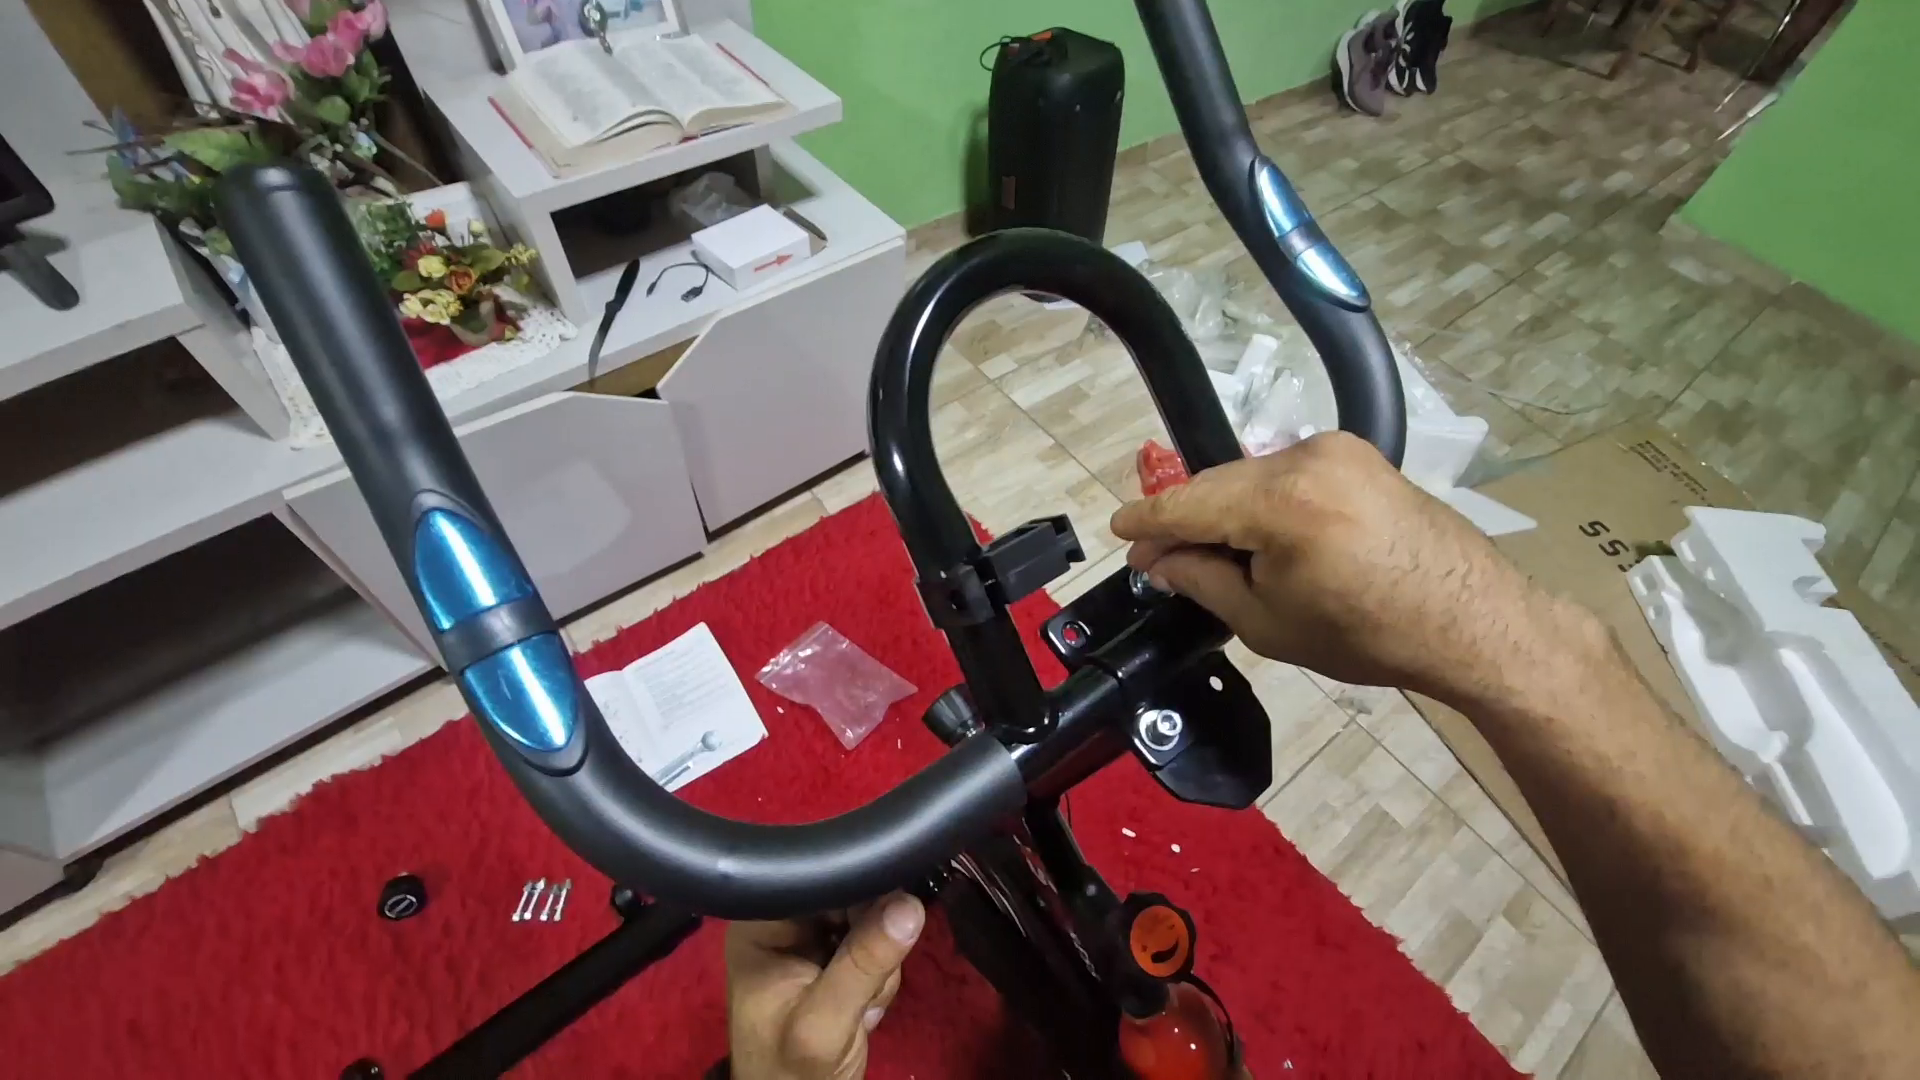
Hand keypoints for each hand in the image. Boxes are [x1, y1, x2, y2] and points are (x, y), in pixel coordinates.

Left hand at [725, 892, 924, 1079]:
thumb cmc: (791, 1077)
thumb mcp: (824, 1026)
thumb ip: (863, 964)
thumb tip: (909, 905)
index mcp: (762, 924)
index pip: (815, 876)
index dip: (856, 883)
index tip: (885, 908)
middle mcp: (786, 921)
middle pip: (850, 890)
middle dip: (872, 931)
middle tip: (872, 978)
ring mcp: (813, 939)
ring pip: (871, 913)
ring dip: (881, 958)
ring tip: (866, 1002)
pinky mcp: (838, 957)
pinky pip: (878, 938)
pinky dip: (883, 971)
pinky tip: (868, 1004)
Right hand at [1111, 431, 1587, 706]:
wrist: (1473, 622)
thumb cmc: (1365, 635)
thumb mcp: (1265, 621)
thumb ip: (1202, 580)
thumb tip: (1160, 561)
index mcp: (1282, 502)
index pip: (1188, 504)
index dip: (1147, 521)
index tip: (1118, 532)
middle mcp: (1306, 458)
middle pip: (1215, 484)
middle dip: (1183, 520)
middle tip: (1159, 559)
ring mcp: (1336, 449)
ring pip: (1247, 477)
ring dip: (1220, 510)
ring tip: (1205, 551)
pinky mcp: (1356, 454)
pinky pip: (1281, 473)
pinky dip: (1256, 501)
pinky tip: (1250, 532)